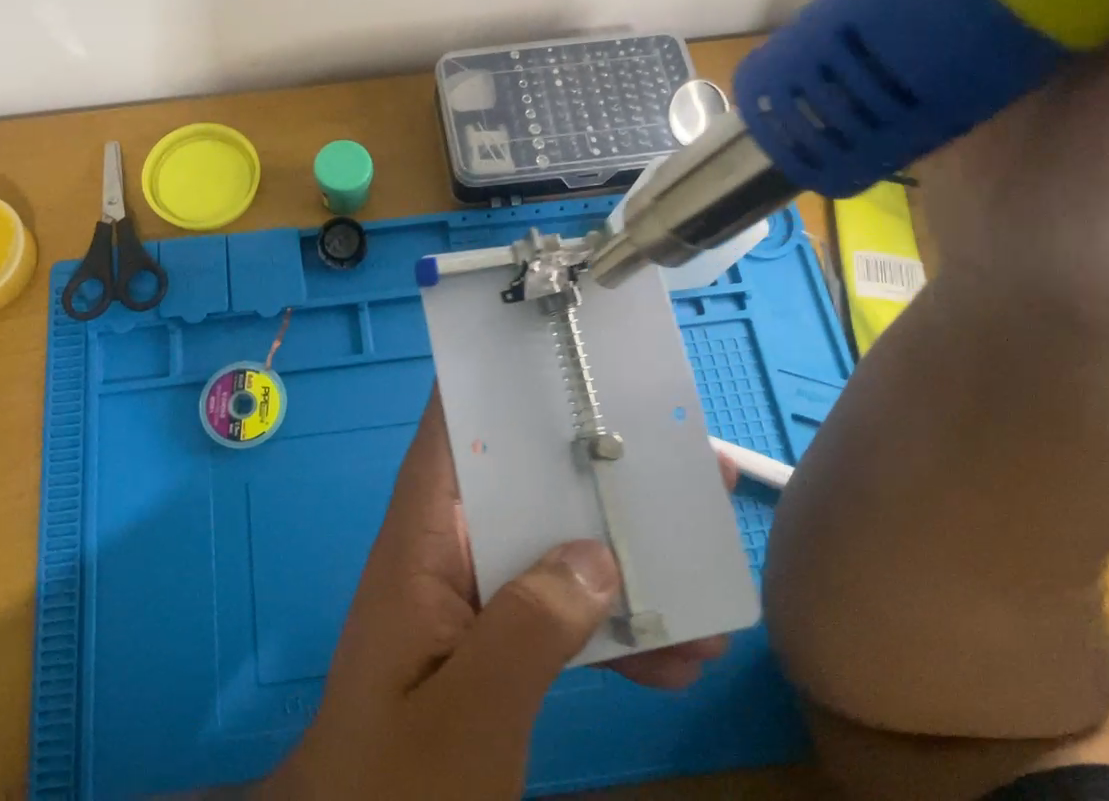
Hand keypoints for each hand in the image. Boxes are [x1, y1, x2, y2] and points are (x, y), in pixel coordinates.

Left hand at [259, 388, 727, 799]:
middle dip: (604, 479)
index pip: (449, 438)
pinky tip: (682, 658)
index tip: (554, 351)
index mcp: (421, 548)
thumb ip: (530, 627)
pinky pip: (562, 620)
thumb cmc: (397, 777)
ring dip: (629, 561)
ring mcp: (473, 606)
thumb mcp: (470, 704)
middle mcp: (447, 559)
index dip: (490, 385)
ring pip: (556, 554)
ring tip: (711, 563)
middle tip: (688, 465)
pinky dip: (617, 633)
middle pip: (526, 491)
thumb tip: (596, 558)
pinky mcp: (496, 650)